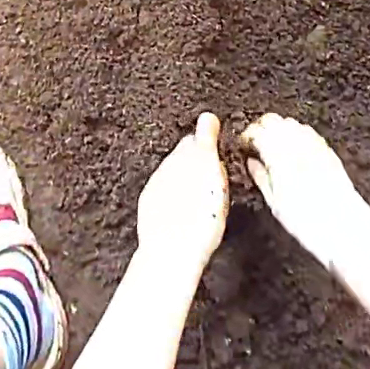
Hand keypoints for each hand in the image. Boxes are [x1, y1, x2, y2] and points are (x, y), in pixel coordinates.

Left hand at [136, 112, 228, 271]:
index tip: (220, 158)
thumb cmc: (200, 214)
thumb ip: (207, 140)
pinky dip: (173, 196)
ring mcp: (156, 186)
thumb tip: (207, 117)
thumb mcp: (212, 170)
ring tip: (199, 198)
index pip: (197, 137)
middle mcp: (167, 166)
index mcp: (185, 154)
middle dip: (196, 162)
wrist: (173, 251)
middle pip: (184, 155)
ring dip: (184, 180)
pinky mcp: (149, 205)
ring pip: (173, 174)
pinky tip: (183, 209)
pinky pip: (164, 193)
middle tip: (213, 179)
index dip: (210, 147)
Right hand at [239, 113, 369, 272]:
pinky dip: (296, 134)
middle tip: (255, 143)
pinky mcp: (326, 149)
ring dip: (279, 129)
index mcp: (278, 155)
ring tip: (273, 146)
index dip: (247, 136)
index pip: (257, 131)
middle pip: (273, 120)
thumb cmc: (308, 221)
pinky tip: (294, 148)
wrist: (344, 226)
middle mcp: (296, 143)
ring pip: (290, 123)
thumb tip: (252, 163)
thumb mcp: (275, 204)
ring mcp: (313, 143)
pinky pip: (307, 131)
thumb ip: (261, 177)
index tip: (244, 144)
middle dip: (261, 128)